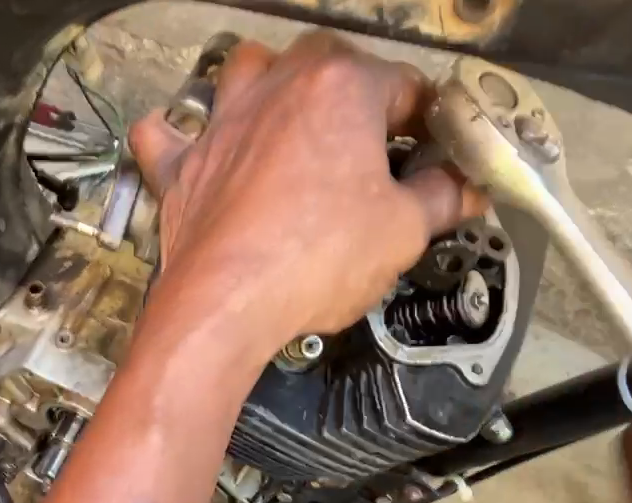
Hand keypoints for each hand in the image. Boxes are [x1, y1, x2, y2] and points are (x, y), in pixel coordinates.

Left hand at [129, 33, 481, 354]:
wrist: (225, 304)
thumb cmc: (319, 260)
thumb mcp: (402, 233)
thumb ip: (440, 199)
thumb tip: (466, 188)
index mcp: (342, 88)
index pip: (404, 89)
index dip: (424, 124)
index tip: (428, 156)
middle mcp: (277, 88)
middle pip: (326, 69)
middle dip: (352, 100)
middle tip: (365, 152)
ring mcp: (221, 125)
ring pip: (245, 74)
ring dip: (267, 87)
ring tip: (284, 126)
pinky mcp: (181, 168)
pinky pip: (165, 135)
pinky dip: (175, 137)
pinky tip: (188, 148)